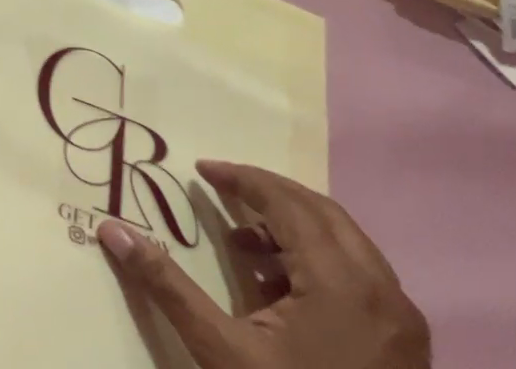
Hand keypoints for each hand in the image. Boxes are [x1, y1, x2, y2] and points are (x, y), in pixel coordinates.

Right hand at [97, 160, 429, 368]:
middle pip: (325, 215)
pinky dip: (317, 260)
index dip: (243, 180)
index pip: (290, 206)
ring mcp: (402, 320)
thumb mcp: (219, 347)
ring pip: (348, 245)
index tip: (201, 169)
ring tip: (241, 240)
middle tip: (221, 186)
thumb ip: (167, 285)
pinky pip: (361, 277)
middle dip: (270, 193)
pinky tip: (277, 284)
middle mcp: (384, 292)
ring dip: (293, 227)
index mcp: (342, 284)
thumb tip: (110, 230)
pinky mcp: (404, 343)